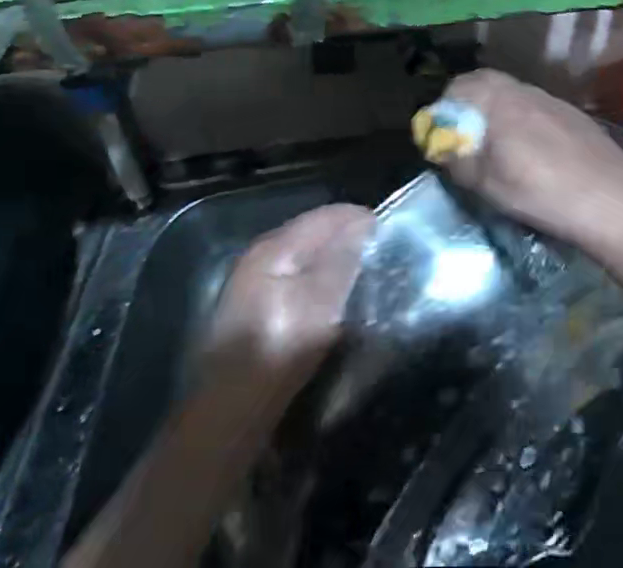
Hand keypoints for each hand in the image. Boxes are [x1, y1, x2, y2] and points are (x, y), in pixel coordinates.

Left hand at [198, 204, 375, 407]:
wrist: (232, 406)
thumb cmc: (282, 347)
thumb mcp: (322, 301)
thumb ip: (344, 259)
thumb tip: (365, 224)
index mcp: (275, 246)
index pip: (327, 215)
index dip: (361, 220)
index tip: (390, 234)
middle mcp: (259, 255)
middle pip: (314, 232)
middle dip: (348, 237)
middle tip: (381, 254)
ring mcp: (252, 281)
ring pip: (305, 255)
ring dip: (334, 259)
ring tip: (364, 273)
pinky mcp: (253, 306)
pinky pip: (296, 275)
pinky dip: (319, 277)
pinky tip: (334, 296)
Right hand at [435, 69, 622, 246]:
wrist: (613, 199)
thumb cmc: (543, 192)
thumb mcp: (488, 184)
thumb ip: (460, 160)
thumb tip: (444, 146)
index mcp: (502, 101)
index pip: (461, 85)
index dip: (445, 106)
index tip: (442, 133)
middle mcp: (528, 92)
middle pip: (489, 84)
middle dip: (471, 106)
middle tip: (466, 139)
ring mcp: (556, 101)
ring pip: (516, 96)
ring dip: (500, 113)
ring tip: (499, 149)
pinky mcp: (576, 116)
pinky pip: (539, 109)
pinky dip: (525, 122)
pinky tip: (534, 153)